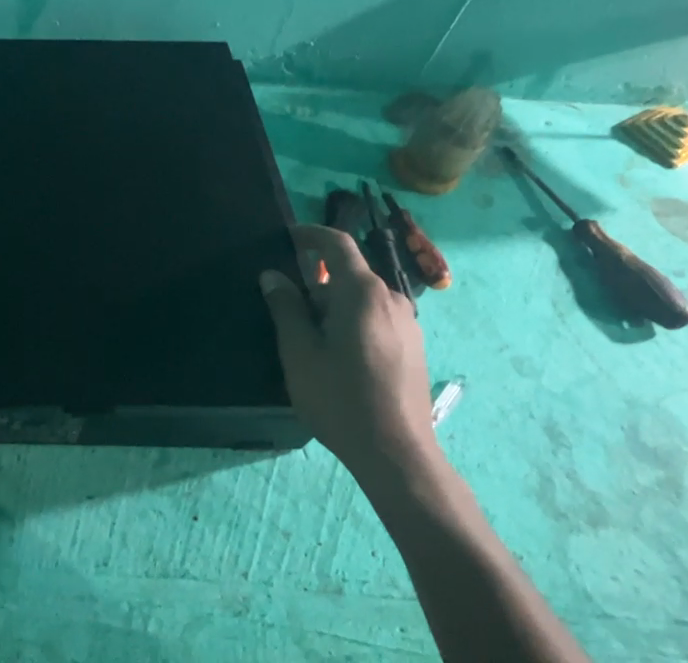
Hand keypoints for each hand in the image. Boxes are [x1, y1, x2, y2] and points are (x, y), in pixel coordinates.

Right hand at [260, 224, 437, 482]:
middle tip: (287, 313)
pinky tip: (338, 357)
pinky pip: (376, 318)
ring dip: (334, 307)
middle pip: (348, 275)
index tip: (287, 237)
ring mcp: (407, 324)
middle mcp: (392, 299)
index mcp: (363, 293)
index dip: (310, 235)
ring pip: (362, 299)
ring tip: (310, 341)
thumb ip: (286, 308)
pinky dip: (352, 321)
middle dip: (316, 285)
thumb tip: (273, 276)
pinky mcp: (413, 346)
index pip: (338, 244)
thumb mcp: (299, 353)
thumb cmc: (340, 399)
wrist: (396, 453)